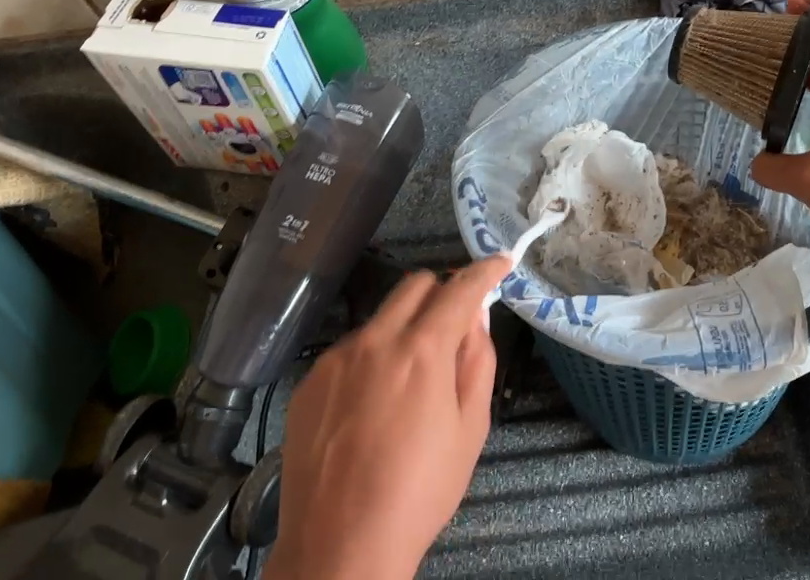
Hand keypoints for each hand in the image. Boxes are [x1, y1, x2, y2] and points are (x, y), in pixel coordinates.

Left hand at [263, 254, 513, 579]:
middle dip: (442, 293)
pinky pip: (350, 350)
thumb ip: (477, 362)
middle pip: (414, 285)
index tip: (500, 263)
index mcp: (421, 350)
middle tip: (455, 327)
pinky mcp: (309, 382)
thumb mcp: (470, 430)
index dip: (484, 271)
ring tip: (409, 382)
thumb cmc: (420, 492)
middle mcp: (375, 341)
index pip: (460, 288)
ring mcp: (335, 359)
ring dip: (404, 328)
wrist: (339, 547)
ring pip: (380, 317)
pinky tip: (371, 406)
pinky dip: (371, 358)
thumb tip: (476, 319)